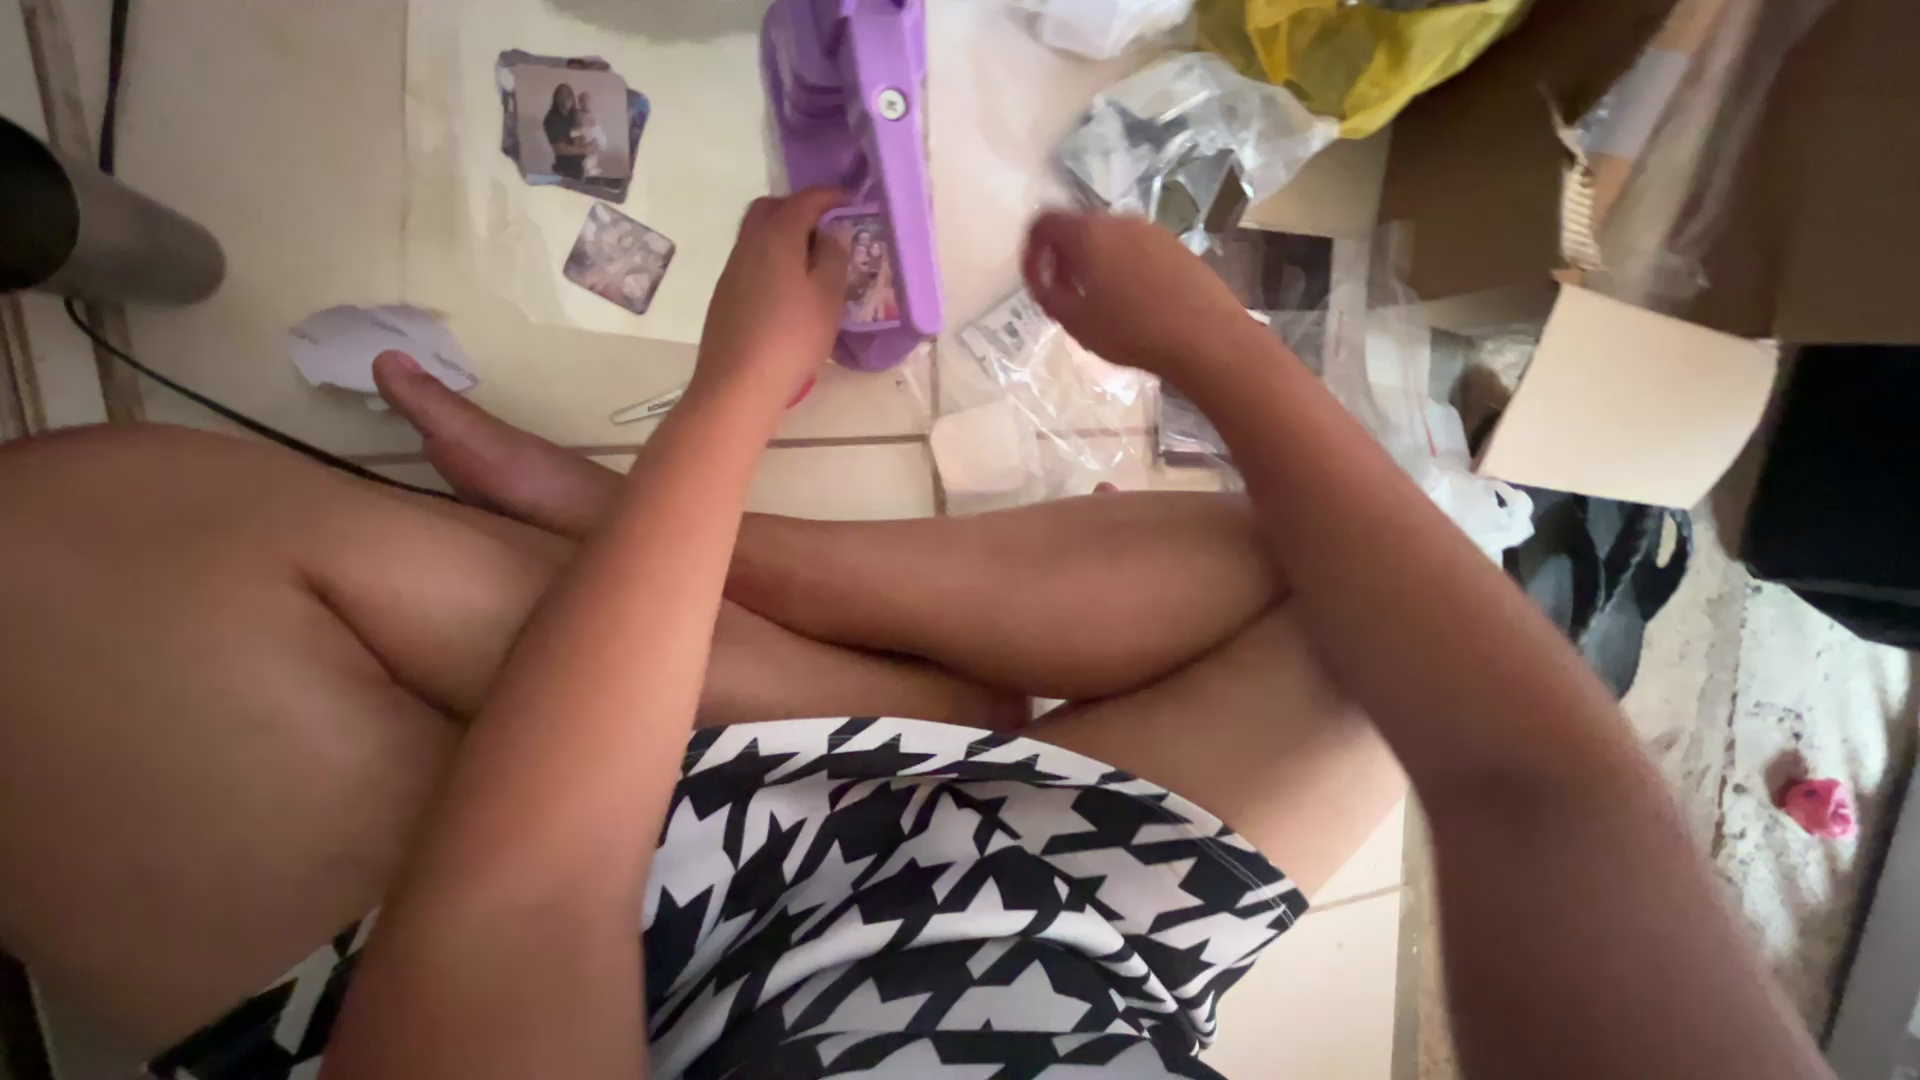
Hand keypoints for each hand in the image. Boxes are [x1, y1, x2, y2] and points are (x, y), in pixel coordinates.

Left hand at [690, 188, 850, 407]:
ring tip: (813, 261)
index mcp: (776, 237)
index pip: (805, 201)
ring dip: (785, 236)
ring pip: (758, 235)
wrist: (739, 384)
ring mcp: (732, 270)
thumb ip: (834, 257)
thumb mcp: (827, 298)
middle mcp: (748, 244)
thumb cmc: (792, 339)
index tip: (852, 202)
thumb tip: (832, 231)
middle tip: (828, 228)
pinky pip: (752, 261)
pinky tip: (790, 290)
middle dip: (800, 209)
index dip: (831, 196)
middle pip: (771, 209)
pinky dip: (773, 260)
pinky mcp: (726, 296)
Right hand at [1022, 211, 1257, 382]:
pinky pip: (1135, 248)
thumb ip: (1047, 294)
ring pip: (1108, 238)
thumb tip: (1041, 278)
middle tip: (1064, 294)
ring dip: (1094, 263)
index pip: (1043, 223)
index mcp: (1087, 233)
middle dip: (1063, 258)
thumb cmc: (1130, 331)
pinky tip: (1131, 302)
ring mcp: (1151, 230)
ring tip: (1097, 302)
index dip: (1032, 251)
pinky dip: (1122, 266)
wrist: (1204, 336)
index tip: (1036, 282)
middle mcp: (1118, 220)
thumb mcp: (1074, 321)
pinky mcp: (1176, 245)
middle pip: (1078, 228)